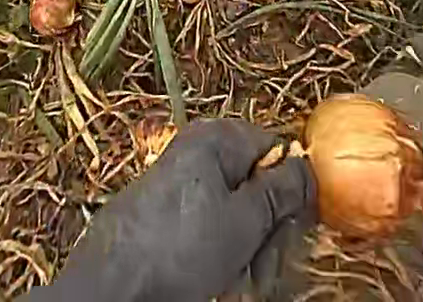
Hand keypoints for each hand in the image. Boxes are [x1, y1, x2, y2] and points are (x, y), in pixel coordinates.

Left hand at [30, 119, 314, 301]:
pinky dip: (220, 250)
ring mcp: (182, 179)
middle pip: (256, 181)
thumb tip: (310, 166)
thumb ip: (281, 191)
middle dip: (267, 225)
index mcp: (217, 137)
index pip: (274, 147)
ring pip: (236, 209)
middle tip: (261, 266)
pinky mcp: (169, 209)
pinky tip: (216, 277)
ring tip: (237, 277)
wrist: (112, 285)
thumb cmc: (180, 247)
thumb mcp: (243, 221)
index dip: (290, 188)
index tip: (293, 227)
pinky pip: (210, 223)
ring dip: (247, 245)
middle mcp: (199, 150)